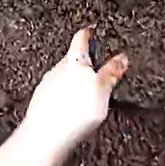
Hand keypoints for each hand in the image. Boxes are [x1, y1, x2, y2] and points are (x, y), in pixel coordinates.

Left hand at [21, 28, 129, 150]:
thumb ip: (112, 72)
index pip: (82, 38)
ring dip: (76, 80)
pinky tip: (74, 108)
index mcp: (74, 61)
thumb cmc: (73, 112)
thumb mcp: (103, 90)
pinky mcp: (42, 103)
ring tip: (89, 90)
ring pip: (64, 76)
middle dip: (84, 60)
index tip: (93, 28)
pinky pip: (58, 94)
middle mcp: (58, 69)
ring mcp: (48, 86)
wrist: (45, 137)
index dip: (89, 31)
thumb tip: (122, 58)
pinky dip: (67, 96)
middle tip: (98, 64)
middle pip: (72, 58)